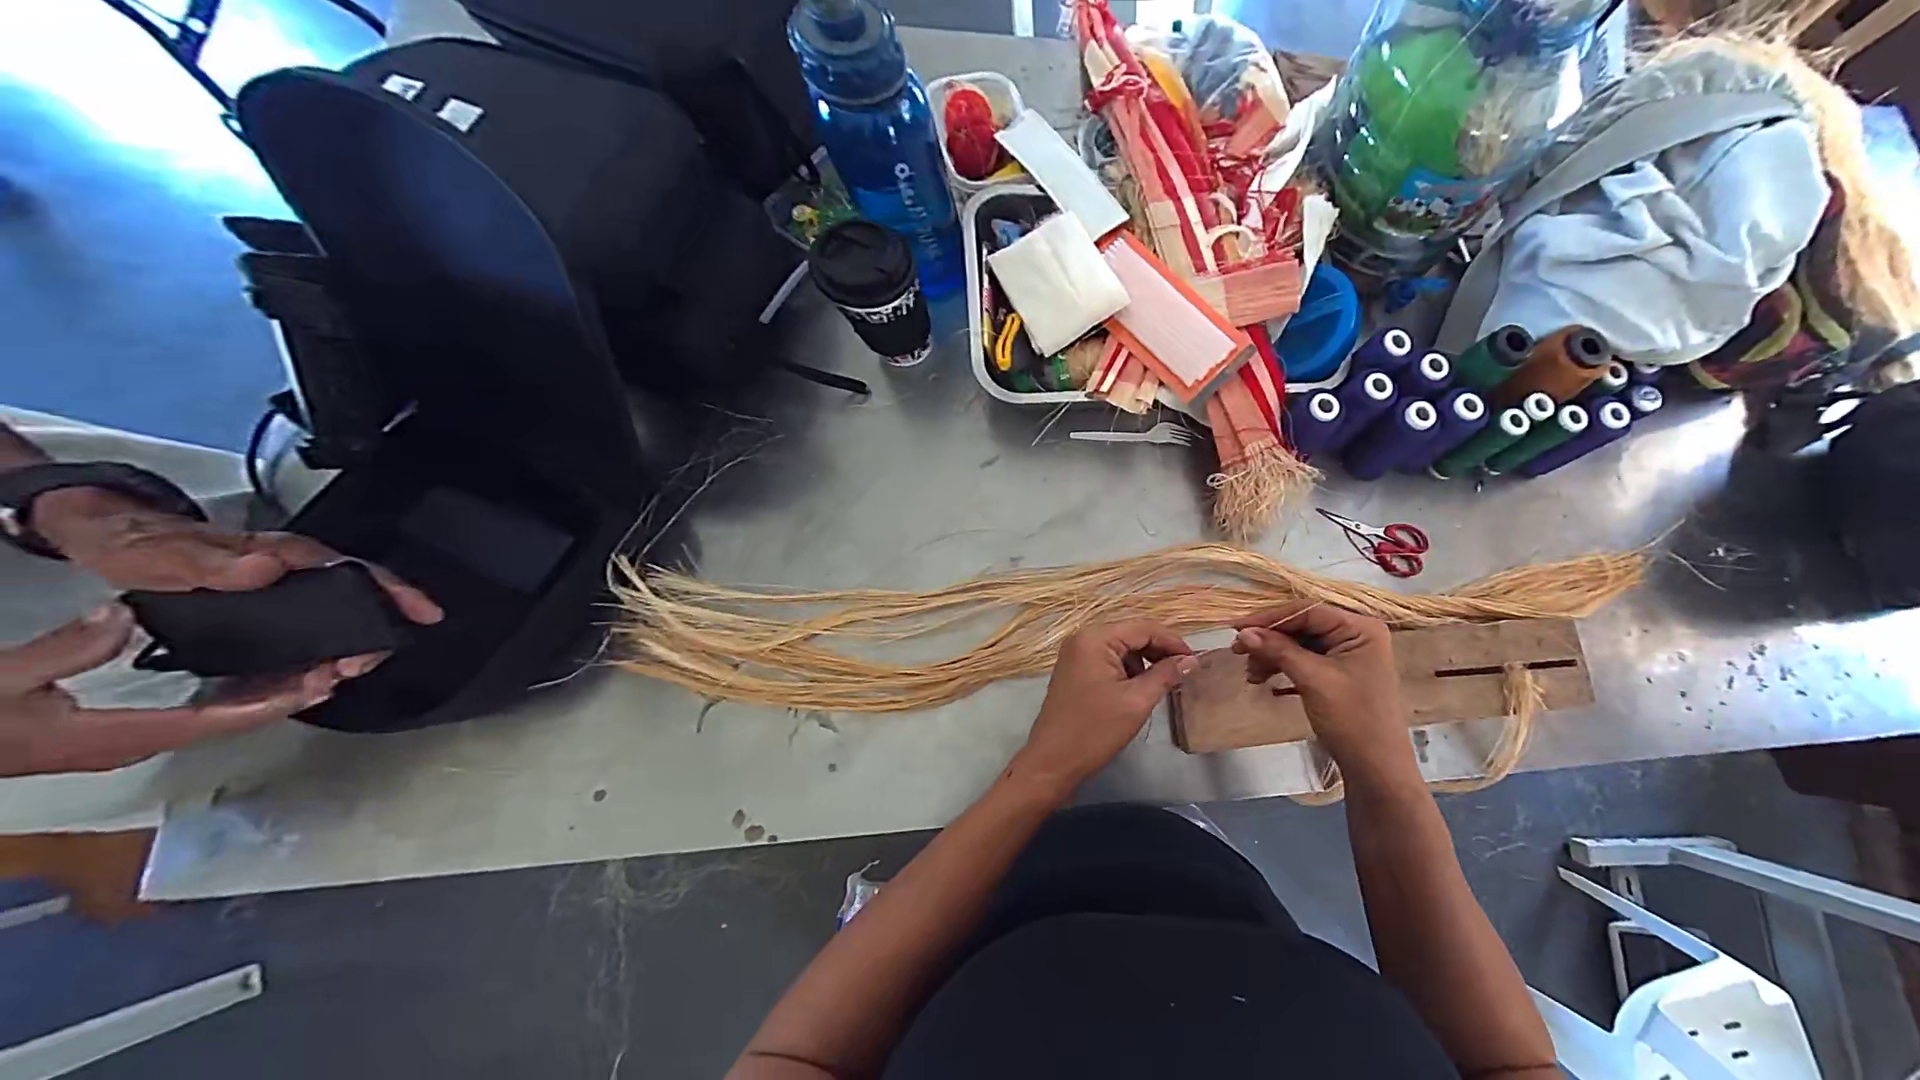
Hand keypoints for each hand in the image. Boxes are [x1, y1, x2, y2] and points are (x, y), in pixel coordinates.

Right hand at [0, 604, 345, 776]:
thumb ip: (64, 650)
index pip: (222, 718)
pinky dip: (243, 692)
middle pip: (238, 718)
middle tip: (350, 665)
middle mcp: (140, 742)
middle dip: (297, 693)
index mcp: (122, 735)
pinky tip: (265, 672)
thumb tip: (124, 615)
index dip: (278, 700)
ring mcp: (133, 738)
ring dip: (278, 692)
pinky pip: (203, 710)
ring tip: (327, 665)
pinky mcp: (122, 728)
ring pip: (226, 715)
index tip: (326, 680)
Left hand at [30, 486, 441, 623]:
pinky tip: (326, 658)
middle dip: (382, 623)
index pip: (356, 570)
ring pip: (344, 604)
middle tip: (372, 659)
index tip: (422, 613)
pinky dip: (330, 638)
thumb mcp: (162, 554)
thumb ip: (211, 562)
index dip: (395, 592)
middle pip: (361, 589)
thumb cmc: (138, 544)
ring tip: (353, 666)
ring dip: (357, 636)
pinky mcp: (272, 597)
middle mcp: (294, 566)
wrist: (105, 536)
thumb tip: (270, 567)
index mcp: (282, 554)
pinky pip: (318, 615)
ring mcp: (286, 581)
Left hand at [1009, 620, 1196, 798]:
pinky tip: (1140, 689)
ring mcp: (1076, 654)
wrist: (1053, 760)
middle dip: (1159, 651)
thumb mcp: (1136, 701)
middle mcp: (1082, 638)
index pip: (1143, 628)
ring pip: (1121, 648)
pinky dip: (1128, 670)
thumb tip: (1191, 660)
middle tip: (1185, 672)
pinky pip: (1108, 660)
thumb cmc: (1095, 730)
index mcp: (1095, 638)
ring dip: (1145, 661)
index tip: (1197, 661)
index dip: (1173, 642)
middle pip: (1131, 634)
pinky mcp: (1075, 670)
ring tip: (1165, 683)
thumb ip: (1166, 675)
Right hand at [1231, 603, 1415, 786]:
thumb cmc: (1352, 718)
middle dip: (1268, 638)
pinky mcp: (1336, 669)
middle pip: (1300, 624)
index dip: (1269, 618)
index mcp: (1360, 628)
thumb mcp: (1312, 679)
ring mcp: (1346, 652)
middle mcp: (1355, 633)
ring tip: (1251, 672)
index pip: (1306, 611)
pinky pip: (1301, 656)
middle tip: (1237, 650)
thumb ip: (1278, 650)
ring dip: (1270, 653)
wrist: (1374, 766)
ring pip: (1297, 641)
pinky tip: (1261, 677)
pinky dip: (1280, 664)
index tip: (1236, 628)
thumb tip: (1243, 632)